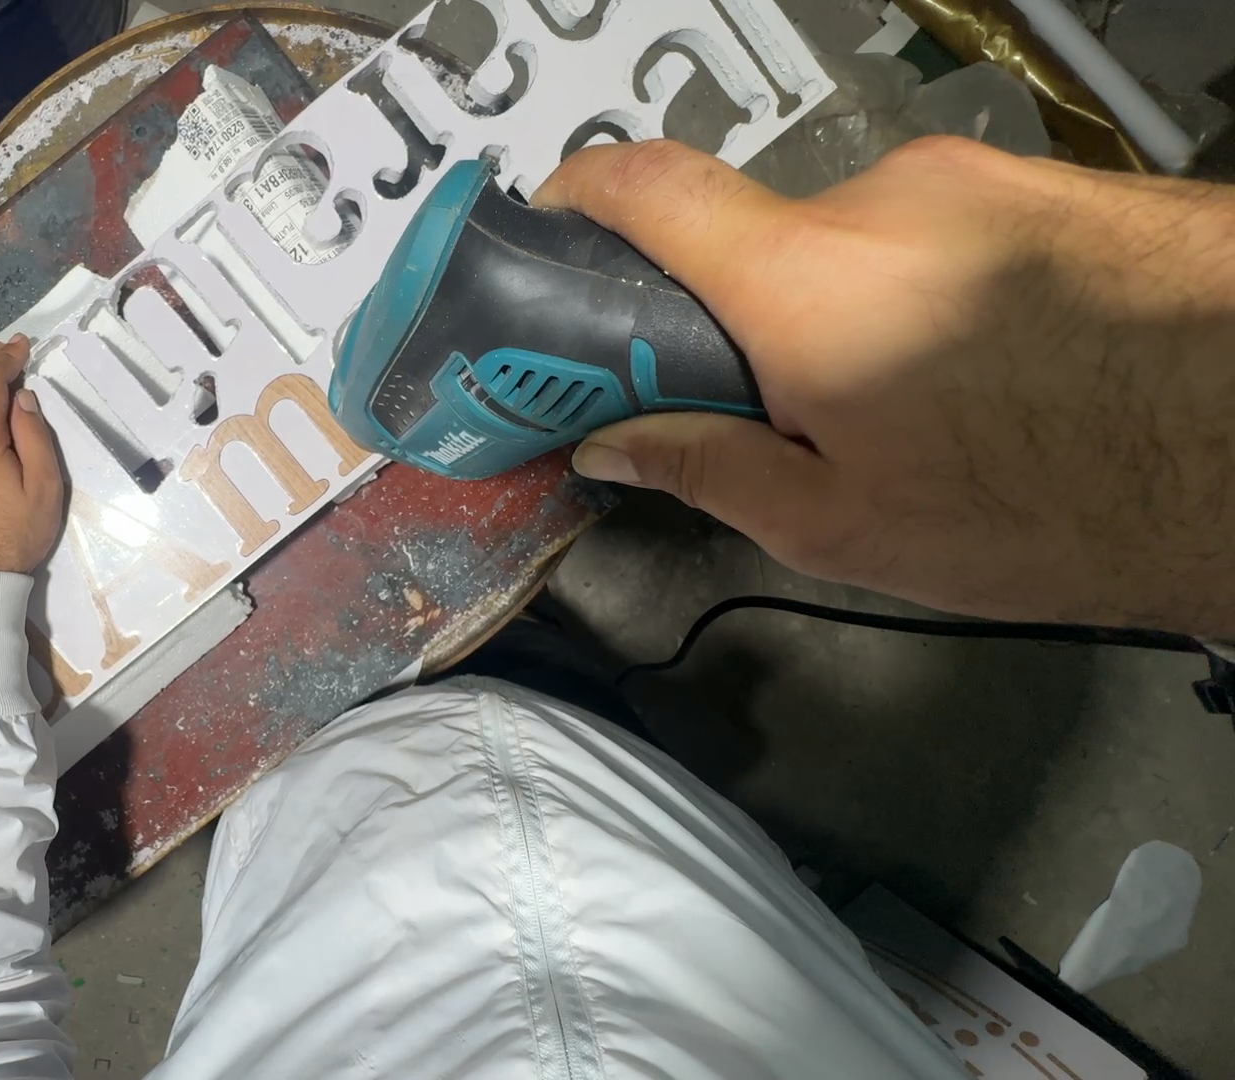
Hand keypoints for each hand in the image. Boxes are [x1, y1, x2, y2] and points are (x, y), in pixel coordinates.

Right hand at [533, 137, 1234, 638]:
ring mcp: (970, 185)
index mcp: (806, 281)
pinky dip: (876, 290)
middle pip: (737, 232)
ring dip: (799, 307)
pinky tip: (927, 368)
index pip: (655, 189)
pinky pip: (908, 232)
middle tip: (711, 389)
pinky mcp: (1042, 189)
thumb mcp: (829, 520)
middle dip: (706, 307)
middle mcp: (881, 203)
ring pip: (824, 239)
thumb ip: (699, 469)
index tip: (548, 218)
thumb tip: (608, 449)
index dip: (581, 190)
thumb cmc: (1053, 501)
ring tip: (837, 398)